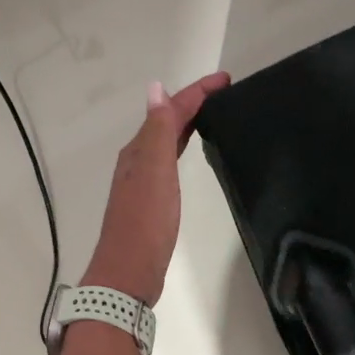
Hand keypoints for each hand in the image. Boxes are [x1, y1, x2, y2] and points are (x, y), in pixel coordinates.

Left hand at [79, 72, 230, 305]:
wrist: (128, 275)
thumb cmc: (145, 224)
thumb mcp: (155, 173)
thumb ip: (158, 131)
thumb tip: (156, 89)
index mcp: (139, 151)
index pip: (169, 110)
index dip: (196, 93)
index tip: (226, 79)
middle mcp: (137, 162)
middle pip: (166, 123)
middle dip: (192, 104)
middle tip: (223, 93)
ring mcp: (142, 184)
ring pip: (165, 143)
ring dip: (185, 125)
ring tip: (210, 116)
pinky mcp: (150, 205)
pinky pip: (168, 164)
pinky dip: (180, 150)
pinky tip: (187, 157)